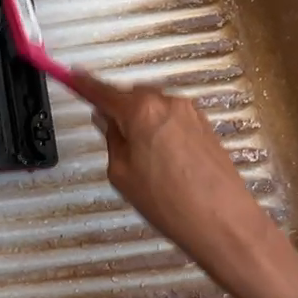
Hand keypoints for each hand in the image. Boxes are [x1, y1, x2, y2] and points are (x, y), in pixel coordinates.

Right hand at [72, 72, 279, 272]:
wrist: (224, 223)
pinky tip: (162, 160)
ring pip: (152, 108)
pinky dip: (160, 130)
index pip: (102, 90)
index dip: (84, 83)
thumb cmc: (171, 203)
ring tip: (142, 160)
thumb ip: (111, 139)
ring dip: (141, 122)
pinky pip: (171, 118)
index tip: (73, 75)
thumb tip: (107, 121)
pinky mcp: (204, 125)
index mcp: (140, 110)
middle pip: (130, 96)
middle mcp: (166, 102)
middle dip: (118, 110)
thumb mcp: (122, 174)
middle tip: (109, 136)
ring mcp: (189, 112)